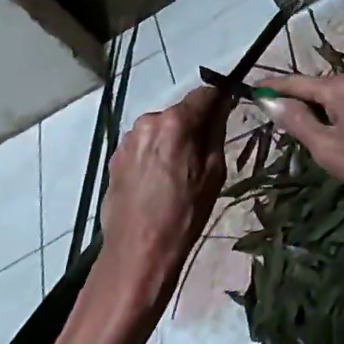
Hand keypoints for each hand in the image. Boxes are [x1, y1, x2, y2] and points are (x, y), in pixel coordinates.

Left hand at [99, 85, 228, 286]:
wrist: (138, 249)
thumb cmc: (184, 213)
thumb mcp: (214, 173)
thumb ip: (216, 133)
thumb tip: (221, 107)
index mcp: (174, 122)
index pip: (204, 94)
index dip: (219, 99)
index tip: (228, 110)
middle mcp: (147, 121)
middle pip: (180, 113)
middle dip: (193, 126)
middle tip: (204, 156)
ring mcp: (128, 139)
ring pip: (160, 129)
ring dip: (172, 141)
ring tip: (179, 174)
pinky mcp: (115, 157)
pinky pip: (144, 146)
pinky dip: (155, 154)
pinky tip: (158, 182)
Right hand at [256, 73, 343, 227]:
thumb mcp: (325, 147)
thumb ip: (297, 120)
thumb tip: (270, 100)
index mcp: (339, 86)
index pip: (296, 82)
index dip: (273, 86)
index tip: (252, 87)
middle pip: (316, 87)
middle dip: (294, 99)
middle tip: (272, 115)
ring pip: (334, 95)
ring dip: (315, 107)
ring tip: (298, 125)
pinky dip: (334, 112)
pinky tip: (329, 129)